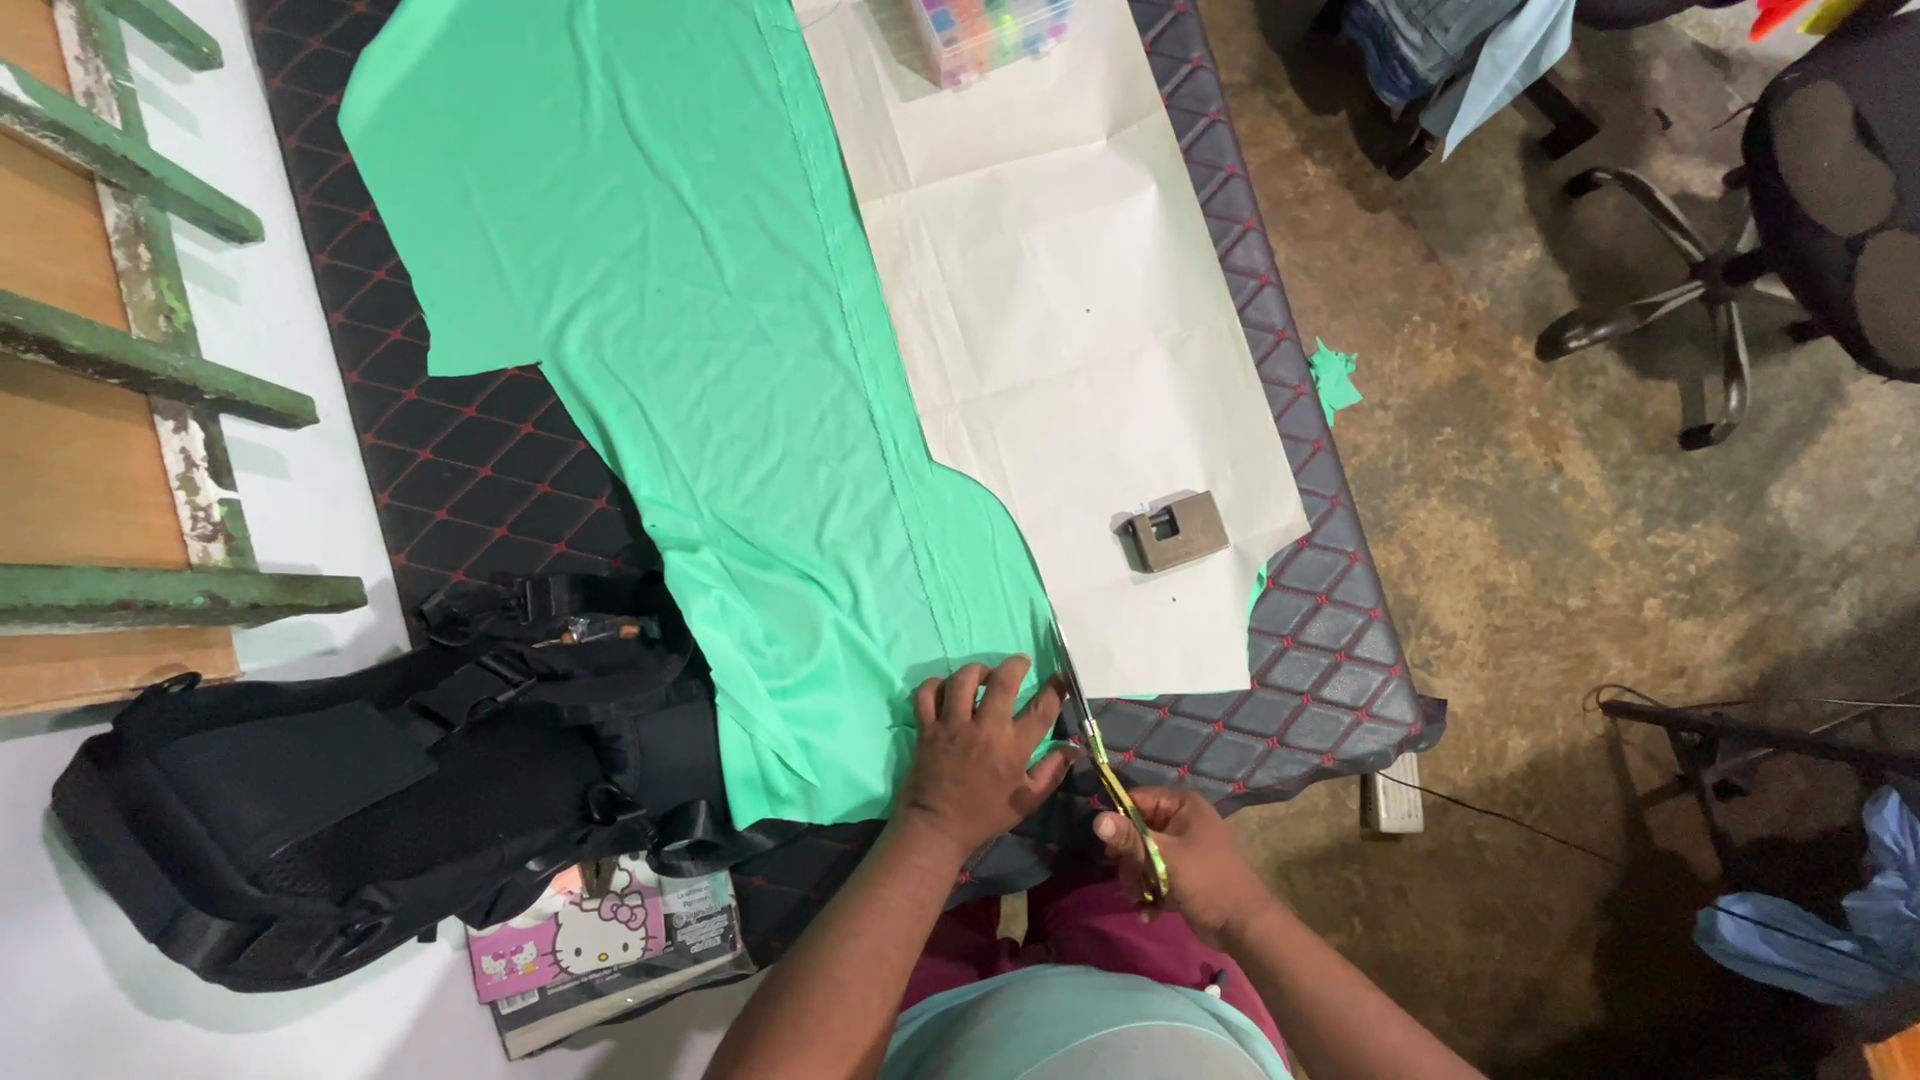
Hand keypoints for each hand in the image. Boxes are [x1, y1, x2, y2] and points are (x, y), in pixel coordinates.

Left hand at [894, 657, 1074, 861]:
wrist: (937, 827)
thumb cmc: (984, 815)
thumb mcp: (1027, 801)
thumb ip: (1051, 772)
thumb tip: (1073, 748)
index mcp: (1013, 747)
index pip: (1041, 708)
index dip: (1055, 688)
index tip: (1060, 677)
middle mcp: (984, 729)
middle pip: (1003, 681)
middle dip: (1016, 664)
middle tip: (1020, 664)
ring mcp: (952, 725)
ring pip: (963, 679)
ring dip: (977, 670)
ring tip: (983, 676)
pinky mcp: (926, 727)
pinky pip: (927, 693)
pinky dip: (936, 684)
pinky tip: (946, 689)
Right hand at [1094, 786, 1279, 948]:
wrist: (1244, 926)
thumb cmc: (1207, 881)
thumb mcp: (1166, 858)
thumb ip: (1131, 838)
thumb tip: (1096, 819)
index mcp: (1182, 805)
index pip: (1136, 799)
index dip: (1119, 819)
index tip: (1108, 845)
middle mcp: (1181, 820)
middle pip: (1136, 830)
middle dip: (1129, 859)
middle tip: (1130, 878)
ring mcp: (1181, 846)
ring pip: (1141, 855)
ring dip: (1137, 879)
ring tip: (1142, 898)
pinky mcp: (1181, 871)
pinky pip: (1153, 873)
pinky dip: (1149, 890)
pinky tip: (1150, 910)